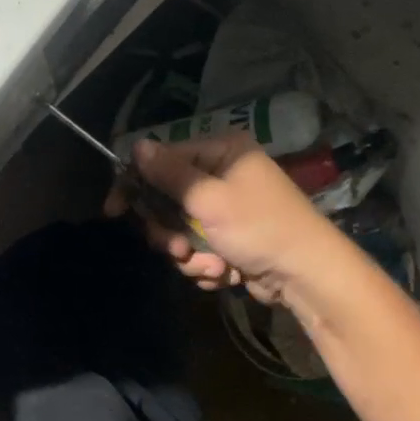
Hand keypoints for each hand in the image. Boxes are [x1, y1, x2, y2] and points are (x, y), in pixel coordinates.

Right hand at [103, 133, 349, 307]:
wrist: (304, 274)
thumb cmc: (259, 227)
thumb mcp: (209, 199)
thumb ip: (170, 175)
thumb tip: (137, 146)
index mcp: (221, 153)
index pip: (163, 161)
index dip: (136, 186)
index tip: (114, 210)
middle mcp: (222, 176)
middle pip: (166, 201)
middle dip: (169, 232)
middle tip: (178, 249)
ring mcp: (226, 211)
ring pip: (178, 233)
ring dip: (189, 256)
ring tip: (212, 265)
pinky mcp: (229, 241)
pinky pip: (197, 252)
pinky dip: (206, 266)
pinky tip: (225, 272)